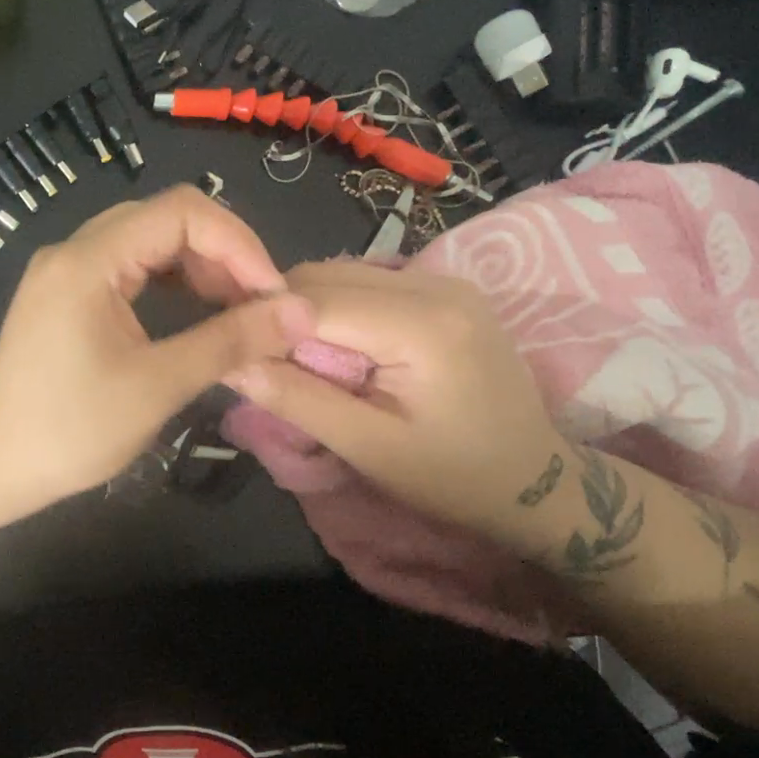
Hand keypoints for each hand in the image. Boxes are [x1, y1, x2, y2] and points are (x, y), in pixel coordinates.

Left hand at [0, 186, 311, 512]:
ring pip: (142, 243)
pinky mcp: (58, 299)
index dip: (238, 242)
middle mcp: (68, 253)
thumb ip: (231, 340)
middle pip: (161, 219)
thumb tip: (303, 311)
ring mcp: (59, 275)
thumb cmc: (72, 431)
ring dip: (195, 268)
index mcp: (85, 262)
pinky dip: (164, 283)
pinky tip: (192, 314)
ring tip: (234, 312)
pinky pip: (121, 269)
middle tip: (258, 305)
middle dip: (220, 254)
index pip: (180, 211)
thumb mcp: (159, 385)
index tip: (272, 295)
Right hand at [229, 261, 567, 543]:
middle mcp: (435, 285)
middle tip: (251, 360)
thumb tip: (228, 364)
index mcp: (422, 324)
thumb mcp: (366, 447)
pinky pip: (362, 283)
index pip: (311, 301)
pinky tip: (323, 348)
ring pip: (337, 274)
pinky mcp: (441, 292)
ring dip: (298, 310)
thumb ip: (295, 399)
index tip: (223, 354)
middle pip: (322, 277)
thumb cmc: (452, 475)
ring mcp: (442, 282)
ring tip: (284, 358)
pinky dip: (328, 309)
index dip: (259, 323)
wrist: (535, 483)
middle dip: (275, 314)